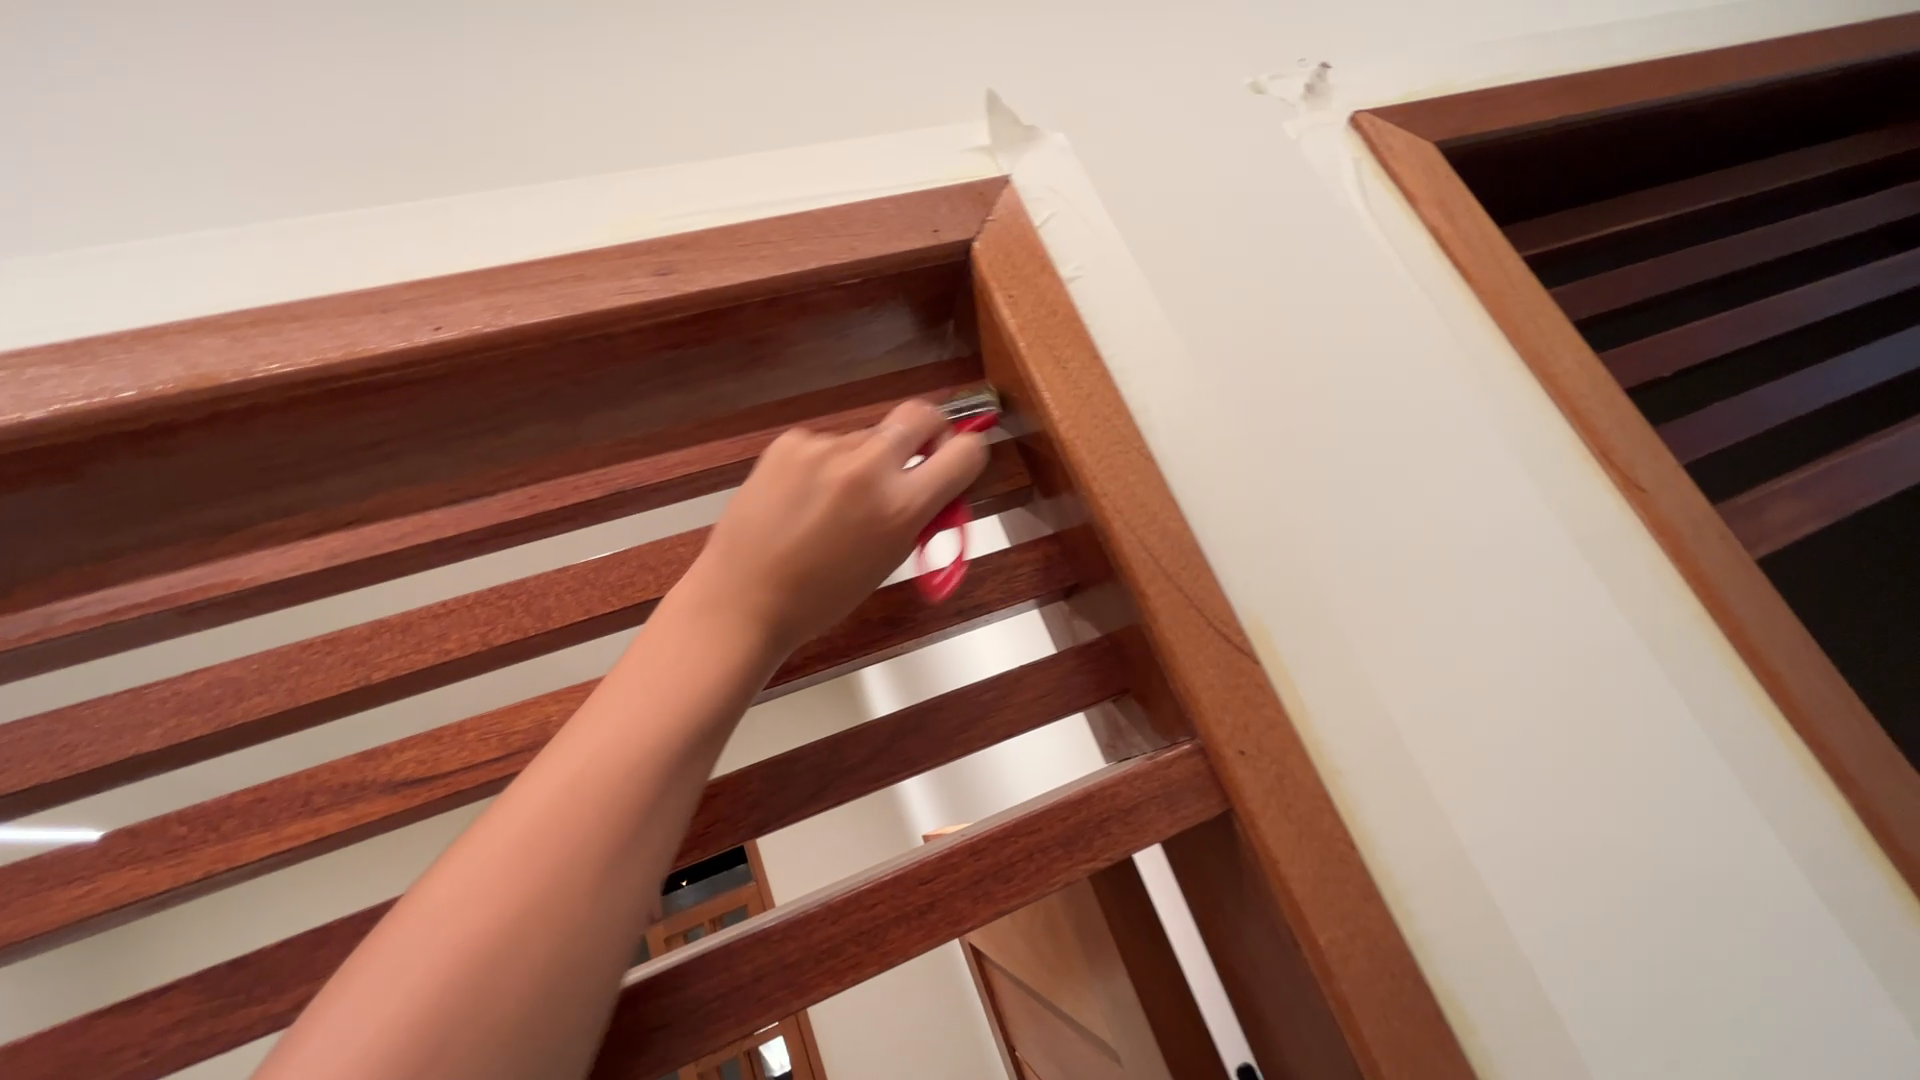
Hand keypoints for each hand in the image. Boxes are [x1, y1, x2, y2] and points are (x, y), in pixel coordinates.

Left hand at [673, 399, 990, 655]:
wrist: (743, 599)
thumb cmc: (820, 597)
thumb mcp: (889, 561)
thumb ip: (917, 514)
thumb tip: (934, 482)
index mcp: (901, 506)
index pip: (966, 451)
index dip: (967, 454)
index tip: (955, 462)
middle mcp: (868, 466)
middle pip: (922, 413)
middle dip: (928, 430)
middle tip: (915, 457)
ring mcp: (825, 449)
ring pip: (868, 436)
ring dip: (866, 458)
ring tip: (836, 503)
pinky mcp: (789, 443)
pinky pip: (826, 443)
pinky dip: (826, 464)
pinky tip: (804, 498)